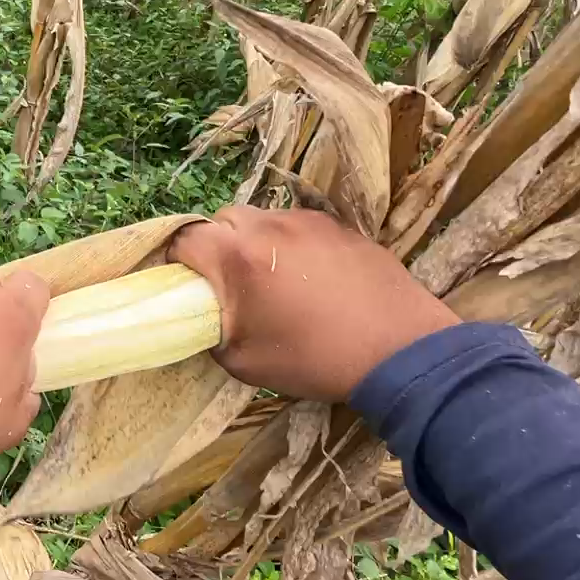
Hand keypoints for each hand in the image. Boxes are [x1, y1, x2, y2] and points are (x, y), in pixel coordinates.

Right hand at [168, 206, 459, 401]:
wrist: (403, 353)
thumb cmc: (313, 359)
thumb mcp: (241, 360)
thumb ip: (209, 329)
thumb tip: (202, 316)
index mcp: (237, 255)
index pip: (183, 239)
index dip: (176, 262)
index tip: (183, 286)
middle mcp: (269, 226)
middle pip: (222, 220)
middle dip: (215, 246)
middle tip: (227, 284)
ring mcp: (309, 221)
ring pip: (262, 219)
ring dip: (253, 243)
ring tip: (270, 280)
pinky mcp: (342, 226)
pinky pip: (298, 226)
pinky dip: (290, 245)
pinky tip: (308, 278)